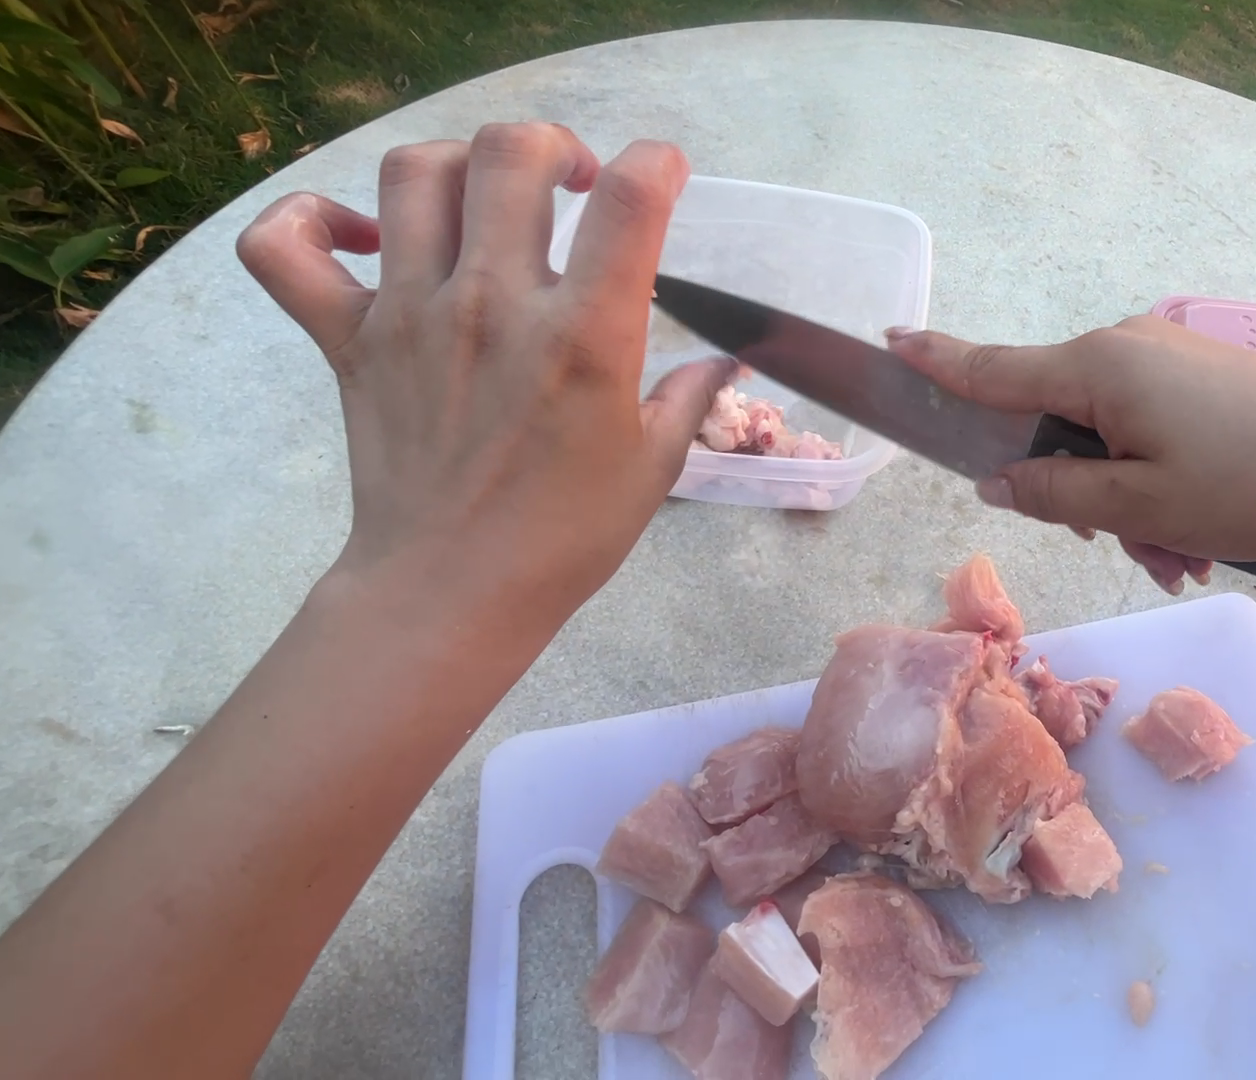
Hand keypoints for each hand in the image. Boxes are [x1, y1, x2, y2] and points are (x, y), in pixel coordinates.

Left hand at [236, 125, 729, 631]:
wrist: (457, 587)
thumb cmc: (573, 532)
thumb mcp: (656, 466)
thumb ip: (690, 398)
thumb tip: (724, 362)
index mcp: (588, 337)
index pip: (630, 206)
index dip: (656, 166)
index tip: (666, 175)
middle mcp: (498, 304)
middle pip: (509, 155)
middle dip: (554, 146)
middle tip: (575, 183)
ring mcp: (411, 314)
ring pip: (413, 175)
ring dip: (461, 164)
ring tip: (489, 199)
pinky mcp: (346, 339)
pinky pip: (288, 246)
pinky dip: (312, 220)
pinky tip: (364, 236)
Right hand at [886, 316, 1255, 590]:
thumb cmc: (1254, 486)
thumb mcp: (1139, 508)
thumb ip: (1052, 492)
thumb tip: (995, 479)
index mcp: (1100, 368)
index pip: (994, 368)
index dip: (938, 362)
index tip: (890, 342)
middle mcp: (1129, 349)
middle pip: (1059, 425)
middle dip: (1079, 496)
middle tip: (1136, 553)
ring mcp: (1172, 361)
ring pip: (1112, 443)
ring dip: (1130, 509)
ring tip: (1185, 559)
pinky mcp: (1207, 380)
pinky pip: (1154, 437)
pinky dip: (1162, 490)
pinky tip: (1204, 536)